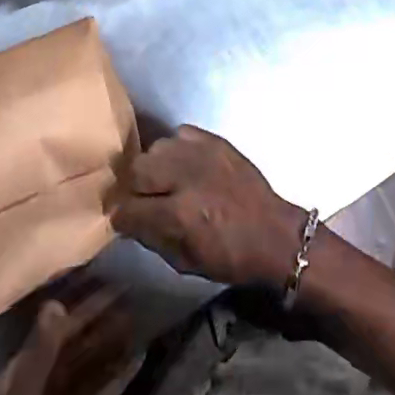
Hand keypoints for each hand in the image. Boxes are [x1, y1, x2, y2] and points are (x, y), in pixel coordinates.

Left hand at [0, 287, 130, 394]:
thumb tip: (53, 301)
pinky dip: (116, 377)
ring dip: (112, 345)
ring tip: (140, 319)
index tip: (115, 281)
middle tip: (135, 293)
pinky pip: (97, 393)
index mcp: (15, 376)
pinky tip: (137, 359)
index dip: (83, 305)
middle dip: (102, 321)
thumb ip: (39, 352)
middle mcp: (33, 386)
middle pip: (72, 346)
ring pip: (86, 369)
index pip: (52, 329)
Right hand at [111, 125, 307, 287]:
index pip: (129, 208)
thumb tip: (128, 220)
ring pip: (157, 147)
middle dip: (135, 187)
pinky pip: (181, 133)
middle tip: (144, 198)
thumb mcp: (184, 262)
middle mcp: (187, 178)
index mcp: (178, 214)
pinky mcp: (217, 141)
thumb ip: (151, 237)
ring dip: (155, 166)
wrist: (272, 233)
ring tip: (166, 179)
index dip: (122, 218)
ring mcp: (203, 154)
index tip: (125, 220)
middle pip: (137, 169)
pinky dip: (178, 148)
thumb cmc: (229, 256)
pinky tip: (185, 164)